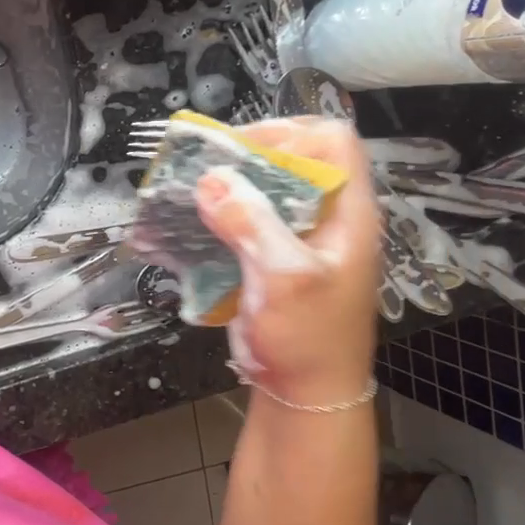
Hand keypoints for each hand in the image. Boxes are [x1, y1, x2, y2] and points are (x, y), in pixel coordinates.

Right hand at [196, 118, 382, 408]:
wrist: (303, 391)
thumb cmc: (307, 336)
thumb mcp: (284, 278)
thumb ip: (251, 225)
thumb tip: (211, 178)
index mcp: (345, 212)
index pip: (329, 141)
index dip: (284, 134)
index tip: (233, 152)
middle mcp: (321, 216)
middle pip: (288, 160)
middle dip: (240, 159)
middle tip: (195, 171)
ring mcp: (293, 239)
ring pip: (259, 191)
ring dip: (220, 189)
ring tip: (180, 195)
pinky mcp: (266, 259)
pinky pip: (240, 223)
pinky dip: (211, 219)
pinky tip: (182, 228)